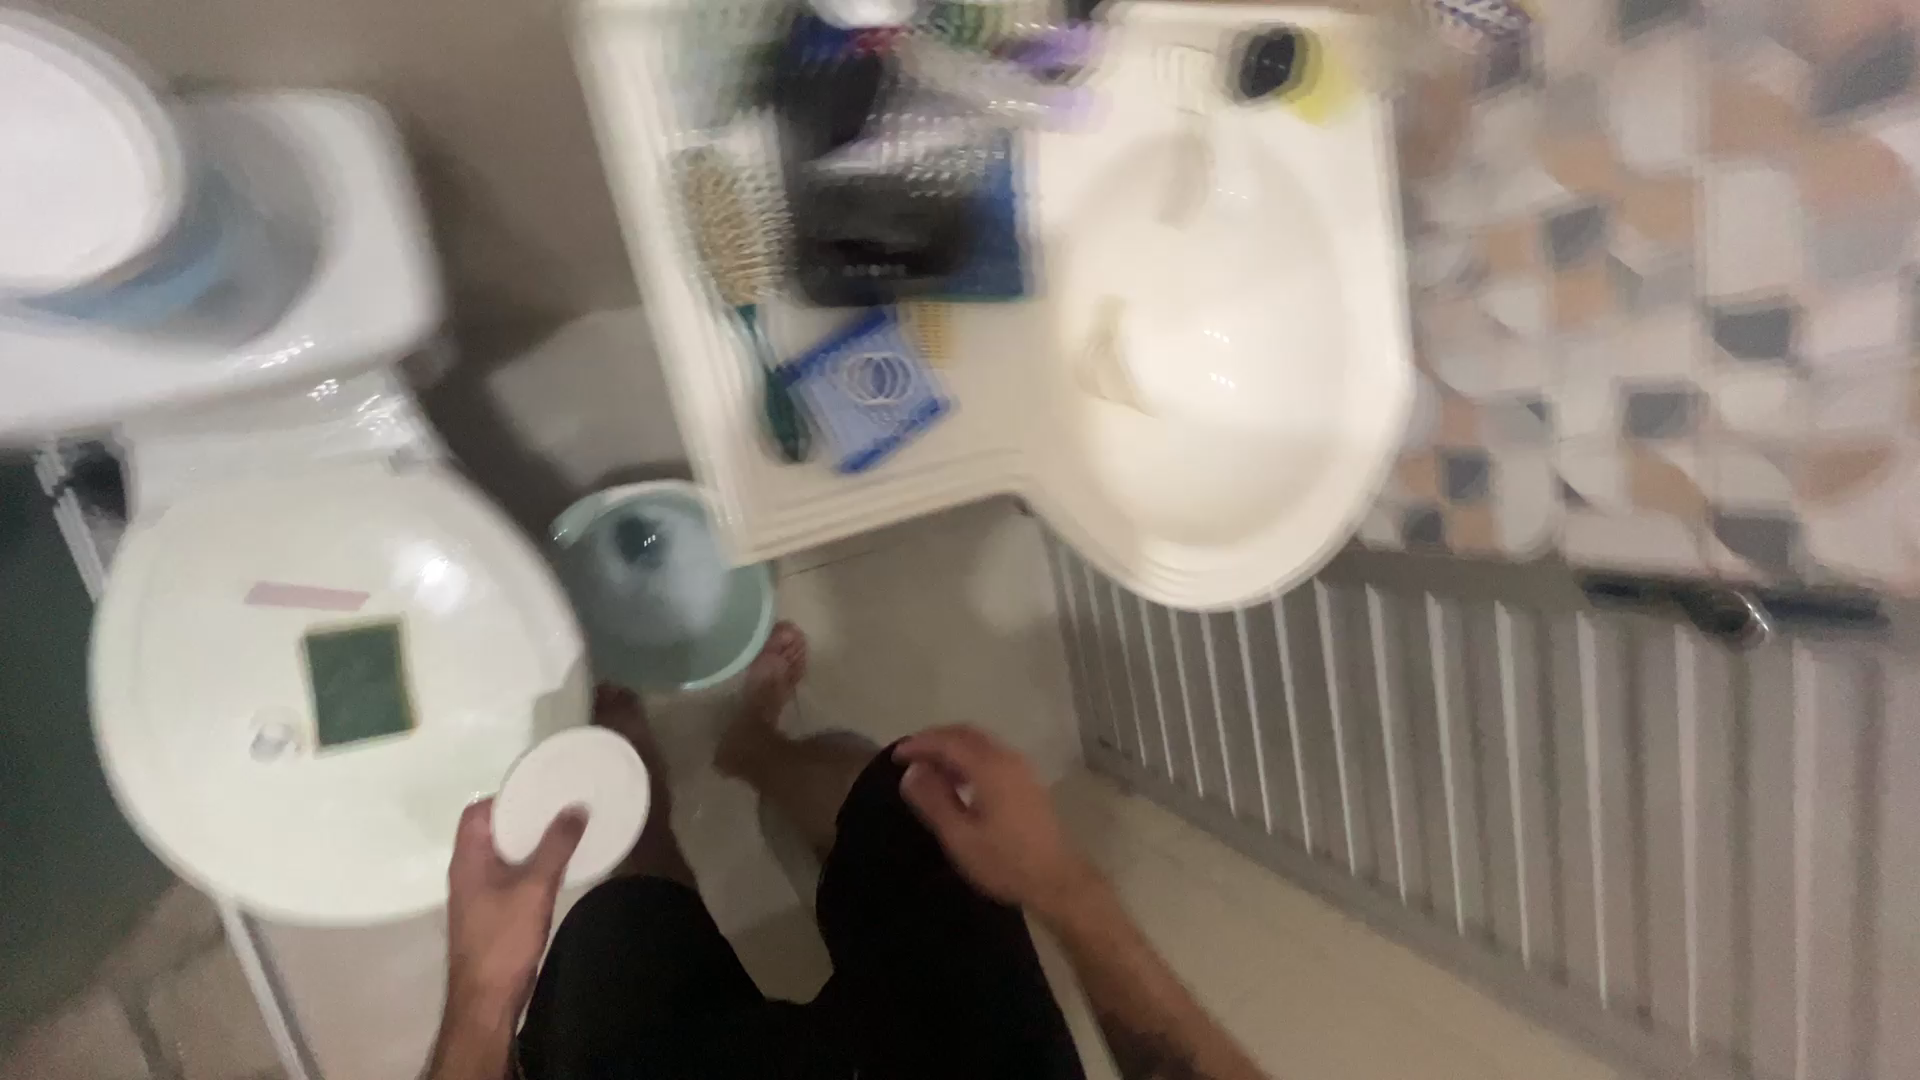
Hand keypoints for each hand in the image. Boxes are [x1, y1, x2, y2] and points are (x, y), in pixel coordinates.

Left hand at [443, 799, 585, 1025]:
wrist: (488, 997)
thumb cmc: (504, 937)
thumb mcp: (535, 886)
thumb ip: (556, 845)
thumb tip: (576, 807)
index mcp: (468, 859)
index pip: (477, 812)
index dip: (505, 795)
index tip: (540, 785)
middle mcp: (469, 870)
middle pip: (493, 828)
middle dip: (525, 812)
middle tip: (562, 798)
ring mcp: (480, 891)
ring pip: (505, 850)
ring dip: (532, 836)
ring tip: (567, 821)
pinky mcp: (494, 907)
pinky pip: (514, 869)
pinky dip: (534, 857)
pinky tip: (561, 857)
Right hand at [894, 726, 1099, 920]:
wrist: (1057, 880)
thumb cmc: (1005, 862)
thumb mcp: (960, 837)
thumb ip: (934, 800)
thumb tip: (911, 772)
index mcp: (989, 767)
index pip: (948, 741)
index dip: (919, 744)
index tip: (896, 756)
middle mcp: (1007, 757)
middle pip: (966, 733)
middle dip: (936, 739)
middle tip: (910, 757)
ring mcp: (1021, 767)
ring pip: (980, 742)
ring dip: (953, 748)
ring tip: (929, 770)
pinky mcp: (1027, 779)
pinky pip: (992, 754)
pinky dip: (969, 757)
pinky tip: (959, 782)